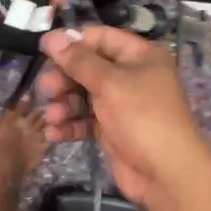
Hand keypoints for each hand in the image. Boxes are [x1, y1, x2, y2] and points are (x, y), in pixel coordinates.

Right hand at [35, 26, 210, 210]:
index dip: (73, 43)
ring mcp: (121, 105)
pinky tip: (54, 133)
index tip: (44, 51)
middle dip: (64, 78)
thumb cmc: (142, 118)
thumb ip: (79, 61)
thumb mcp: (110, 83)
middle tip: (46, 90)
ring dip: (64, 104)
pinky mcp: (112, 130)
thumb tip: (51, 36)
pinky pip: (85, 121)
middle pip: (88, 68)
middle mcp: (131, 76)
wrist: (166, 173)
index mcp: (139, 56)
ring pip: (83, 96)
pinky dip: (70, 125)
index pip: (101, 38)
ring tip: (51, 117)